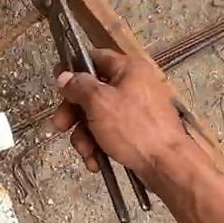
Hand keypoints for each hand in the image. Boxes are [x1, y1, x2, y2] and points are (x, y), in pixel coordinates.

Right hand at [50, 49, 194, 182]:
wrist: (166, 164)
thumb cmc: (133, 128)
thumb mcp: (99, 102)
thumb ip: (78, 86)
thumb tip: (64, 77)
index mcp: (128, 69)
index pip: (95, 58)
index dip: (73, 69)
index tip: (57, 83)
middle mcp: (134, 85)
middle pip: (92, 92)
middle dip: (74, 113)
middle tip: (61, 126)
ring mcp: (136, 110)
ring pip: (97, 117)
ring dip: (85, 135)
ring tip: (86, 152)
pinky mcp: (137, 133)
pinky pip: (110, 133)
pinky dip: (99, 146)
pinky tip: (95, 161)